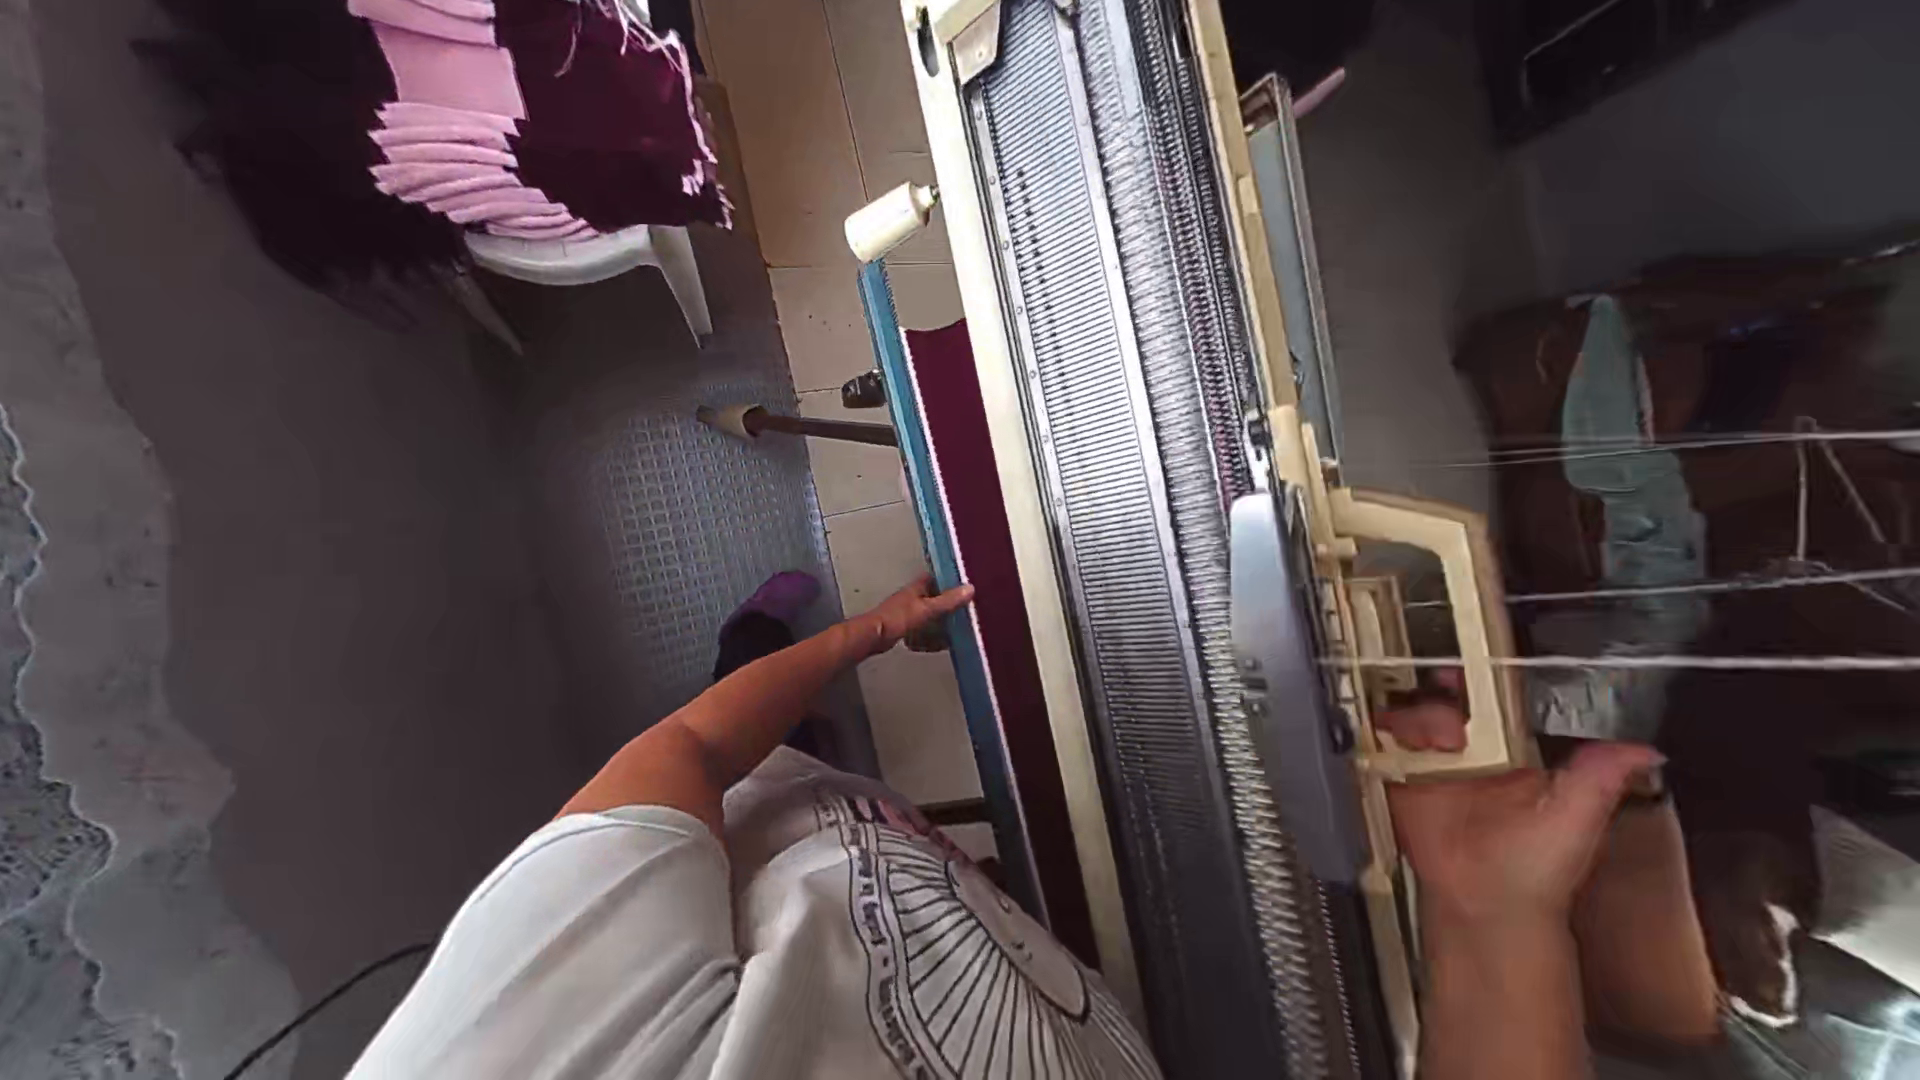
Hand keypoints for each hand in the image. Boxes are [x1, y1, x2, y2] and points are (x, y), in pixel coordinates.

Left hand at [847, 574, 974, 659]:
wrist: (874, 636)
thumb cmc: (899, 618)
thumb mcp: (927, 609)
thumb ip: (948, 600)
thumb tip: (970, 588)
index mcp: (918, 587)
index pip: (937, 578)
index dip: (950, 581)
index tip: (965, 588)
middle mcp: (912, 596)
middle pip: (934, 598)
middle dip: (947, 606)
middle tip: (964, 614)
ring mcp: (906, 612)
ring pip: (928, 615)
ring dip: (939, 623)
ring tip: (954, 632)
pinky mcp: (902, 627)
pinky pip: (920, 630)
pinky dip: (928, 637)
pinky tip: (937, 645)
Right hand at [1376, 673, 1660, 927]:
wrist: (1484, 902)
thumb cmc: (1535, 866)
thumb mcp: (1574, 821)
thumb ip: (1596, 781)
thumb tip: (1645, 750)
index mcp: (1504, 749)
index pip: (1483, 702)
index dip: (1470, 681)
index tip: (1459, 676)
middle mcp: (1462, 748)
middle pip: (1437, 701)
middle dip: (1433, 700)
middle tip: (1444, 729)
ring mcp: (1425, 760)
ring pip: (1405, 715)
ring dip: (1408, 718)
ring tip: (1422, 745)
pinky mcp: (1395, 775)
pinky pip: (1377, 742)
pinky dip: (1375, 733)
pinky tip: (1388, 744)